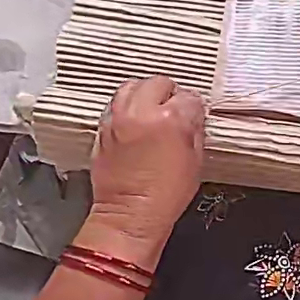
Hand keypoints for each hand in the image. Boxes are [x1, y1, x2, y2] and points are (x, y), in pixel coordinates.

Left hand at [86, 76, 205, 259]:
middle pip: (159, 83)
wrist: (130, 216)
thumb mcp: (196, 159)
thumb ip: (194, 129)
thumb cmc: (166, 195)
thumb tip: (192, 117)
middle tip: (175, 110)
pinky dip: (127, 108)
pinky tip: (135, 122)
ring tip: (152, 110)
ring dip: (146, 95)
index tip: (194, 117)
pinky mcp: (103, 129)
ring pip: (133, 87)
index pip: (189, 96)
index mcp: (172, 119)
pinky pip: (116, 105)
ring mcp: (118, 119)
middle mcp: (142, 113)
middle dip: (170, 94)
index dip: (195, 108)